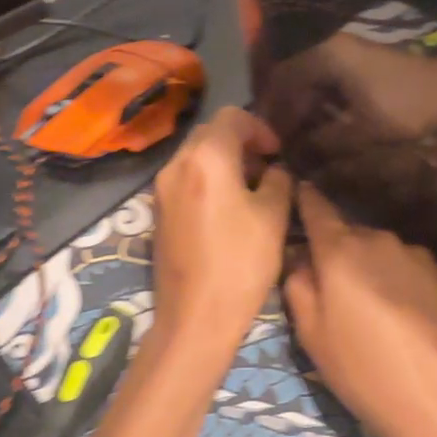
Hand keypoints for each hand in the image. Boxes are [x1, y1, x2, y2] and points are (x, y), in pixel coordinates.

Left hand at [152, 107, 293, 346]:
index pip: (232, 117)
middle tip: (268, 169)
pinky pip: (186, 179)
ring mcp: (161, 189)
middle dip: (241, 143)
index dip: (261, 128)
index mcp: (206, 158)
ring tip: (252, 190)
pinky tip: (228, 209)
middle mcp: (176, 164)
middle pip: (211, 133)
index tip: (279, 153)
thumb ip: (279, 180)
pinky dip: (208, 181)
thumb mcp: (273, 217)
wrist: (195, 318)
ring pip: (196, 157)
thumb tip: (276, 169)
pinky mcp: (157, 213)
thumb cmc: (240, 264)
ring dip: (224, 162)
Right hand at [264, 33, 436, 144]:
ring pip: (308, 84)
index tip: (266, 142)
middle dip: (284, 113)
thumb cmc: (409, 106)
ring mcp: (344, 54)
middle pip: (292, 80)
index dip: (270, 112)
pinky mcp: (357, 64)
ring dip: (301, 112)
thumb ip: (325, 143)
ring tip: (295, 145)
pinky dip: (318, 107)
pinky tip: (318, 133)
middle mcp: (329, 48)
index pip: (281, 81)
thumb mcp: (365, 131)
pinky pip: (326, 84)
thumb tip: (296, 158)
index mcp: (326, 57)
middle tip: (278, 147)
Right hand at [283, 184, 436, 436]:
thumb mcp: (312, 336)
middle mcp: (381, 240)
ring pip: (385, 253)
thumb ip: (299, 288)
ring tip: (378, 312)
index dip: (306, 199)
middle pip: (352, 235)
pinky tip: (409, 319)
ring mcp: (419, 255)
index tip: (300, 191)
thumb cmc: (364, 369)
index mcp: (341, 250)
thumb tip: (301, 261)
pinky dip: (405, 284)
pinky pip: (413, 271)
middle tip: (338, 292)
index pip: (317, 208)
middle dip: (341, 253)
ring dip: (376, 270)